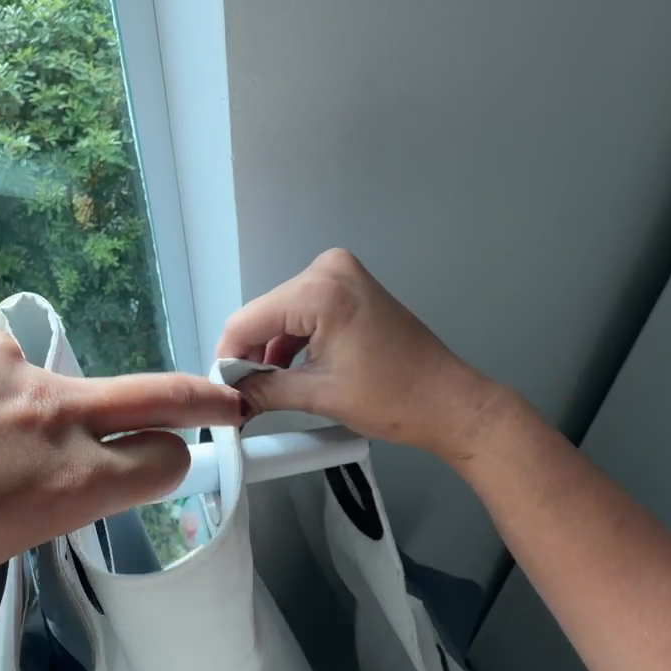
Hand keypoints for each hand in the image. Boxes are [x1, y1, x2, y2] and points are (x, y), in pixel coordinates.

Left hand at [0, 304, 242, 670]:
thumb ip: (13, 523)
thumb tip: (13, 491)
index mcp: (58, 487)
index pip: (162, 459)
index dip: (168, 465)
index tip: (175, 459)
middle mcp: (38, 407)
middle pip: (147, 392)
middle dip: (193, 401)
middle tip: (217, 400)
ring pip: (19, 377)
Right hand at [217, 248, 505, 461]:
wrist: (448, 401)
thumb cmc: (392, 399)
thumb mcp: (318, 395)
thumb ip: (264, 390)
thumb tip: (229, 396)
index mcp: (320, 290)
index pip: (249, 320)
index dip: (228, 357)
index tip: (221, 390)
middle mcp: (328, 268)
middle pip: (265, 315)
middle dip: (251, 354)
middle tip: (243, 396)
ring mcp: (342, 273)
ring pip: (283, 313)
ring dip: (272, 349)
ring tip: (267, 389)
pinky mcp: (351, 286)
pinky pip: (305, 310)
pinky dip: (294, 340)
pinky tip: (289, 371)